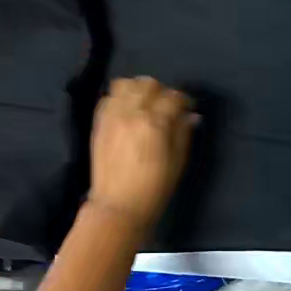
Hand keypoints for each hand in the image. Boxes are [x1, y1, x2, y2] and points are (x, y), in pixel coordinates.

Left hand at [86, 77, 196, 229]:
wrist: (118, 207)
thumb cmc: (154, 189)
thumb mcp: (178, 163)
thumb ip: (184, 134)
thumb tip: (191, 116)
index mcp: (155, 123)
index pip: (173, 97)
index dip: (184, 100)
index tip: (187, 109)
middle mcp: (131, 113)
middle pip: (148, 84)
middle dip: (161, 91)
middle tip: (166, 107)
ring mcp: (112, 116)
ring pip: (125, 85)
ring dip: (138, 90)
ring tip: (144, 105)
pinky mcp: (99, 124)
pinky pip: (108, 98)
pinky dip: (120, 99)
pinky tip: (127, 113)